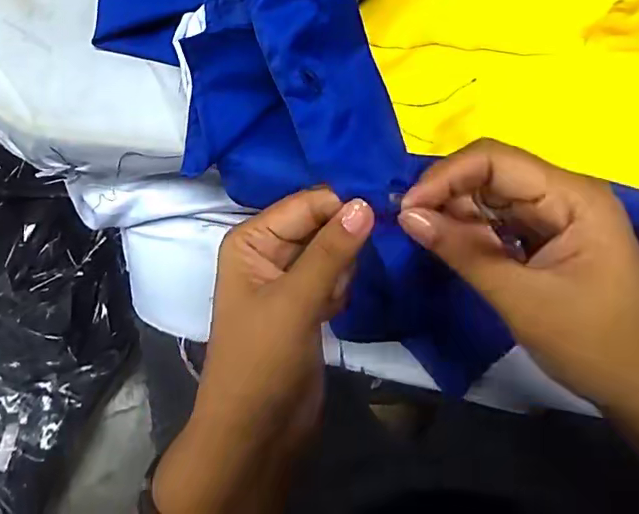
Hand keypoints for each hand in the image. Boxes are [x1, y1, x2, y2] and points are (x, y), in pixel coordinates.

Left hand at [152, 188, 373, 512]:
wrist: (255, 436)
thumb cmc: (262, 361)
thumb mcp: (295, 301)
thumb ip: (331, 252)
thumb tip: (364, 203)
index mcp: (251, 238)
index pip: (303, 204)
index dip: (341, 203)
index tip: (387, 207)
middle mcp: (267, 250)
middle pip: (318, 223)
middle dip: (343, 238)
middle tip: (356, 263)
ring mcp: (287, 279)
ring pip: (330, 251)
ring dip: (343, 269)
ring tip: (333, 299)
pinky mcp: (306, 304)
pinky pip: (333, 277)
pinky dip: (341, 288)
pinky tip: (335, 310)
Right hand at [398, 139, 638, 433]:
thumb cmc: (599, 348)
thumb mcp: (524, 302)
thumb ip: (463, 252)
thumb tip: (406, 215)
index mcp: (573, 196)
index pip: (494, 159)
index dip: (445, 175)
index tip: (407, 207)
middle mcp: (565, 192)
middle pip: (489, 171)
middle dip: (446, 191)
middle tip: (409, 221)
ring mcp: (558, 212)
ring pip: (489, 192)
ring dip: (454, 209)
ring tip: (422, 232)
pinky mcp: (549, 233)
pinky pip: (499, 216)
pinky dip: (470, 227)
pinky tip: (449, 242)